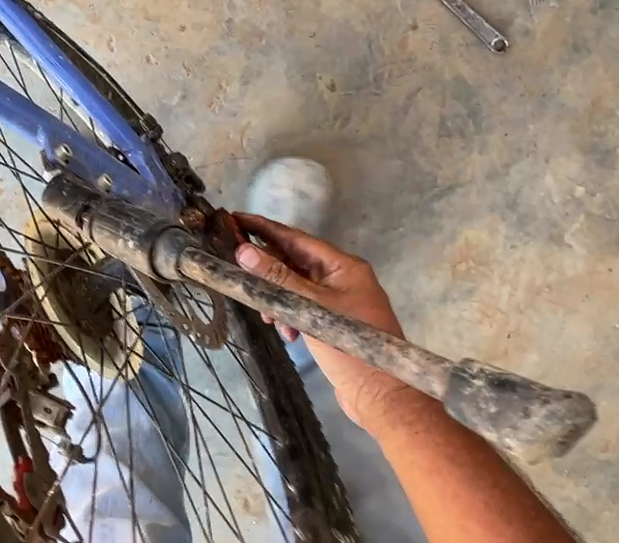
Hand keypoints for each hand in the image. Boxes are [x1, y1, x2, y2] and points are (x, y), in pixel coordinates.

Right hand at [232, 213, 423, 430]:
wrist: (384, 399)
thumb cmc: (351, 347)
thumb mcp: (310, 309)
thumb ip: (278, 278)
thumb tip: (244, 250)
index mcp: (343, 265)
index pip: (295, 238)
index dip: (264, 228)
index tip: (234, 218)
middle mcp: (342, 277)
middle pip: (295, 262)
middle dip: (268, 271)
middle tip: (240, 272)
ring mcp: (341, 300)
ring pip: (297, 286)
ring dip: (278, 298)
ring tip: (267, 316)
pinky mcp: (335, 323)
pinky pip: (304, 306)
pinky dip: (291, 314)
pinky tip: (287, 332)